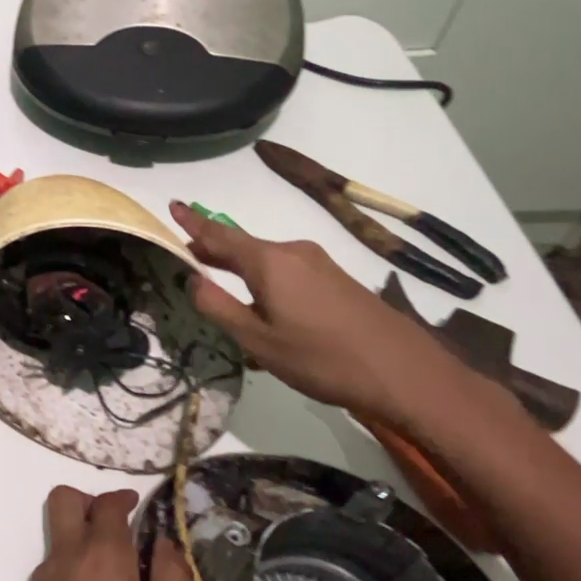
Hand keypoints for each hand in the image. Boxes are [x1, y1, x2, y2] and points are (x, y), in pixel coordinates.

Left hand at [15, 487, 193, 580]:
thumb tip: (165, 542)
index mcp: (102, 556)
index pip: (107, 504)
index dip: (122, 497)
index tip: (137, 503)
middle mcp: (66, 555)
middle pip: (63, 499)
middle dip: (87, 500)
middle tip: (112, 524)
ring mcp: (42, 577)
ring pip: (56, 538)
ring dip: (79, 543)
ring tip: (109, 579)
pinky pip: (49, 571)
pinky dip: (69, 574)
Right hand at [168, 201, 468, 422]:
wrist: (408, 375)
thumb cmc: (323, 359)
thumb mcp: (258, 341)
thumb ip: (219, 307)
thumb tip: (193, 280)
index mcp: (268, 261)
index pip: (218, 235)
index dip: (192, 223)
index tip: (172, 205)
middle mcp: (292, 252)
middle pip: (242, 247)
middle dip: (215, 253)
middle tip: (189, 261)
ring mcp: (319, 264)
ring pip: (267, 262)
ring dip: (243, 274)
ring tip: (227, 299)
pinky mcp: (338, 281)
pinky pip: (289, 274)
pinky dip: (268, 284)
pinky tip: (268, 314)